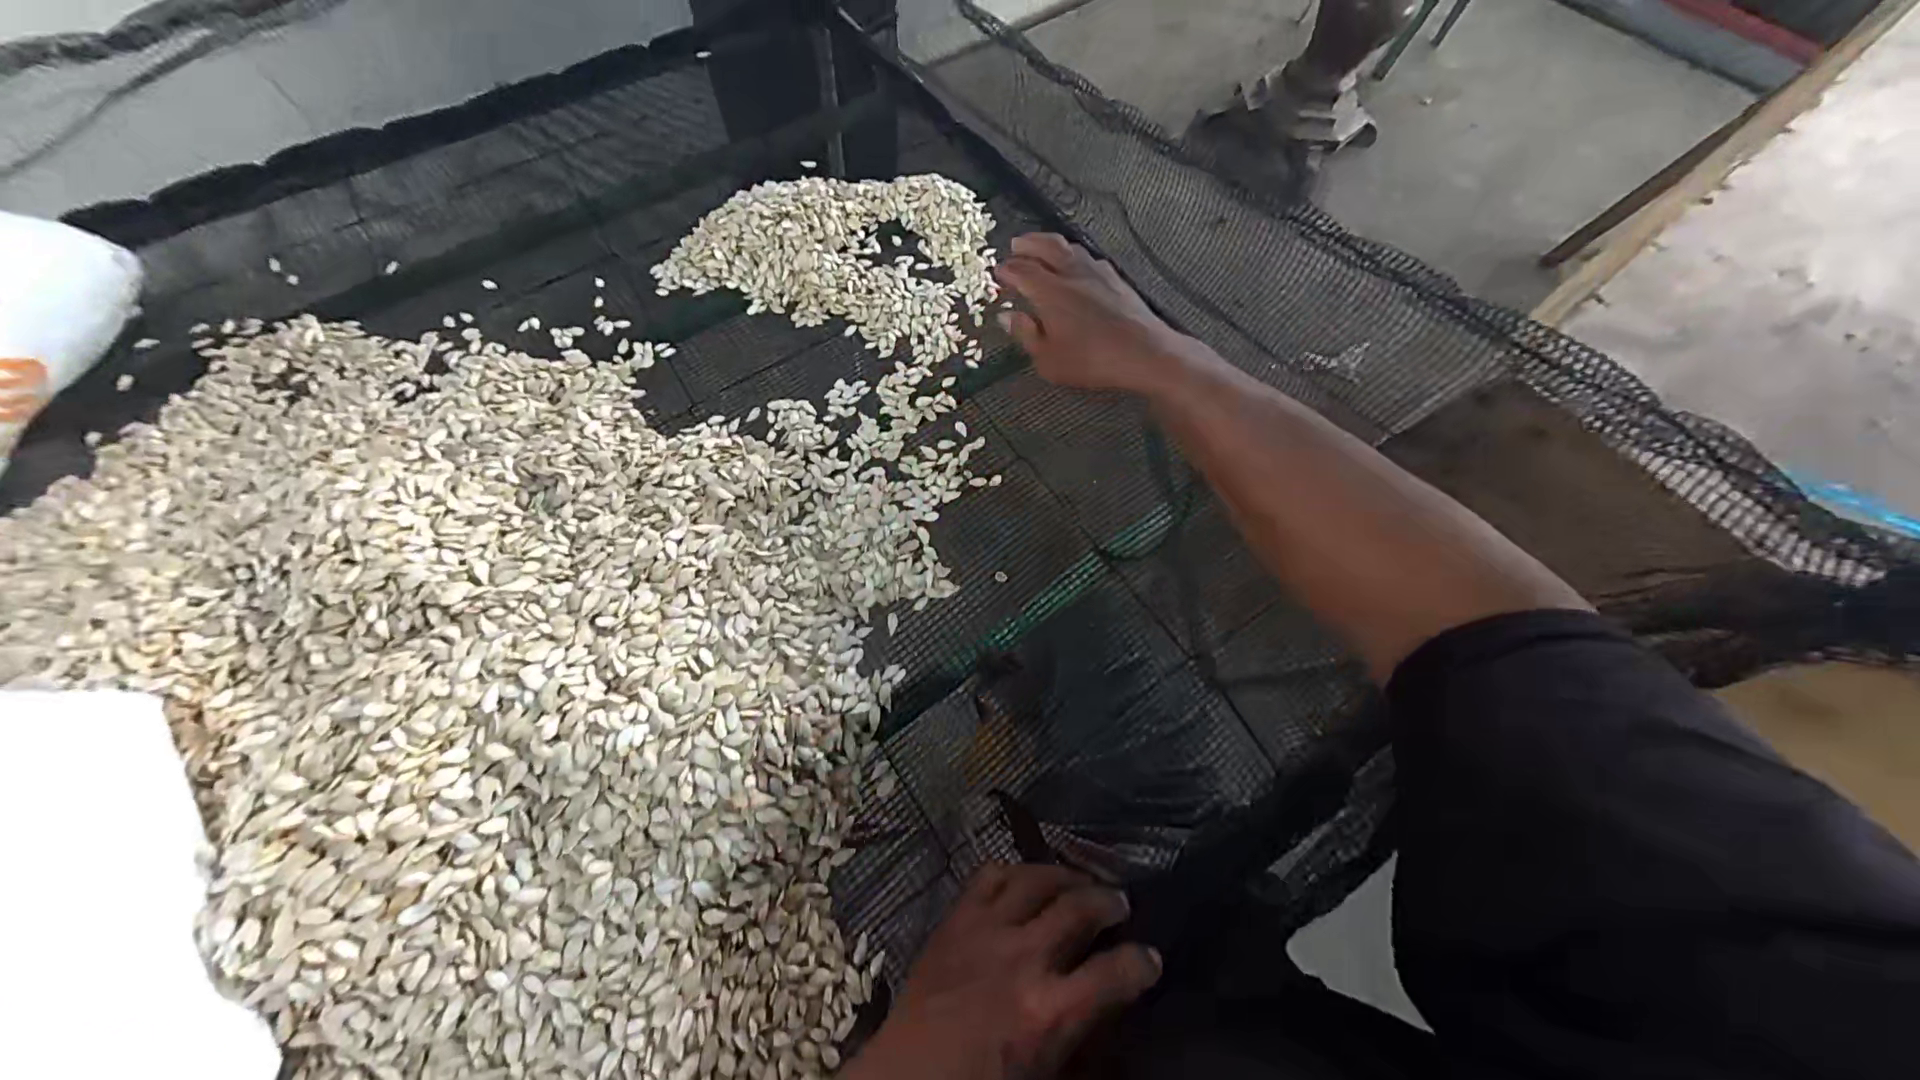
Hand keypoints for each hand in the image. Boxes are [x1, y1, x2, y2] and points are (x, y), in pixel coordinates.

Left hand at [841, 863, 1160, 1079]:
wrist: (907, 1076)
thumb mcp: (1045, 1069)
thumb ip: (1079, 1032)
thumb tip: (1110, 1005)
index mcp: (1049, 1011)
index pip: (1116, 973)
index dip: (1142, 963)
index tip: (1151, 958)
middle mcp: (1023, 958)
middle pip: (1079, 908)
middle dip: (1109, 902)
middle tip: (1121, 903)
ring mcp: (987, 930)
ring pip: (1037, 879)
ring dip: (1067, 876)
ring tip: (1082, 880)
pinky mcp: (957, 917)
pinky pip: (990, 875)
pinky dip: (1013, 870)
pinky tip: (1025, 877)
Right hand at [994, 234, 1205, 396]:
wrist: (1145, 352)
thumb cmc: (1092, 361)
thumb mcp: (1048, 359)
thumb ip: (1026, 335)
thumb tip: (1009, 317)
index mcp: (1049, 292)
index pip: (1021, 270)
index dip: (1006, 269)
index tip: (997, 272)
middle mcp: (1071, 274)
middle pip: (1046, 246)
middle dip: (1027, 244)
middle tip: (1015, 244)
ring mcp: (1097, 273)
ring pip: (1070, 247)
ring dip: (1051, 244)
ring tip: (1042, 247)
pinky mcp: (1116, 279)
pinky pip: (1089, 257)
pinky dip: (1074, 255)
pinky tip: (1076, 264)